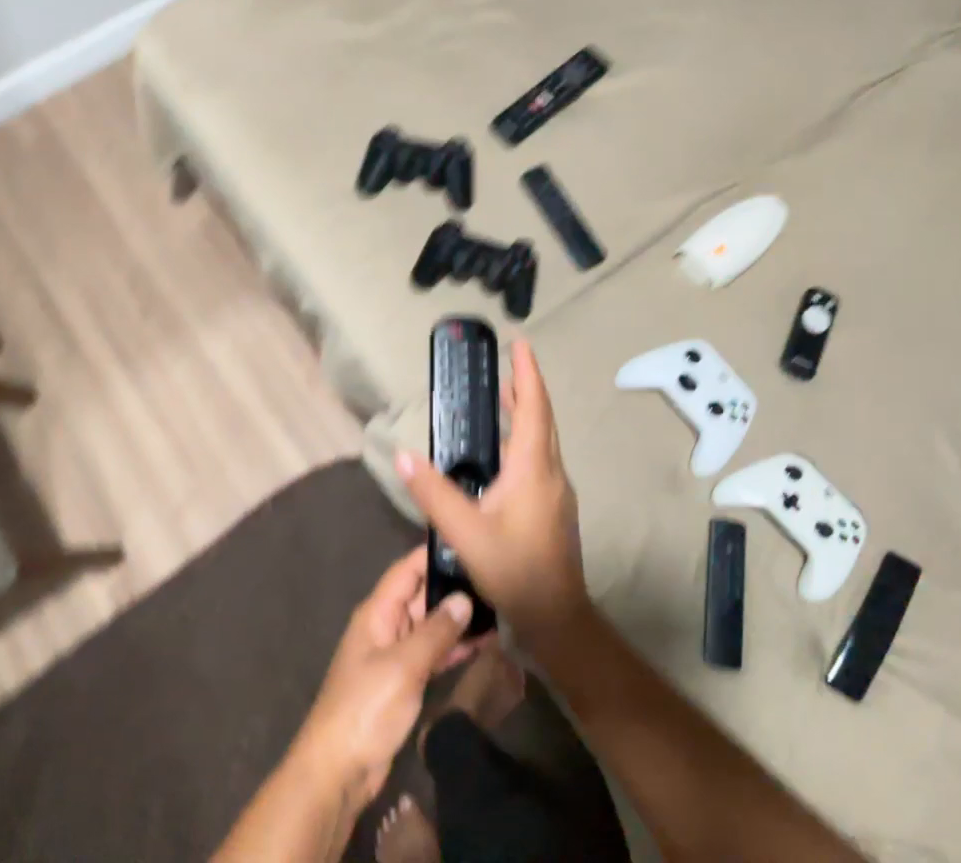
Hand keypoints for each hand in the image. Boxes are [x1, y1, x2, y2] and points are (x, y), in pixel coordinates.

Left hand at [291, 547, 478, 807]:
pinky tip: (484, 644)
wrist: (340, 767)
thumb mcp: (404, 665)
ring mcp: (394, 655)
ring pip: (430, 626)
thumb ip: (435, 631)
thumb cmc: (366, 707)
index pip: (407, 570)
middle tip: (498, 577)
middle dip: (454, 586)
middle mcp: (385, 627)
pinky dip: (454, 648)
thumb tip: (465, 599)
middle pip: (421, 596)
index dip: (433, 554)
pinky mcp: (404, 682)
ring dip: (459, 619)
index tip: (469, 540)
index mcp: (377, 613)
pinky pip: (432, 654)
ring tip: (500, 608)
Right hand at [397, 338, 589, 642]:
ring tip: (507, 398)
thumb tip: (403, 455)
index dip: (527, 375)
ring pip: (544, 442)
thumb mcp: (465, 534)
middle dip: (528, 389)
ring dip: (528, 415)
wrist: (557, 616)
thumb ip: (434, 494)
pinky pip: (540, 460)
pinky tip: (506, 454)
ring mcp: (556, 493)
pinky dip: (526, 440)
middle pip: (542, 420)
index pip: (533, 410)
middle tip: (509, 365)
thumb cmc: (514, 571)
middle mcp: (551, 474)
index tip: (521, 345)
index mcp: (533, 471)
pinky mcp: (553, 510)